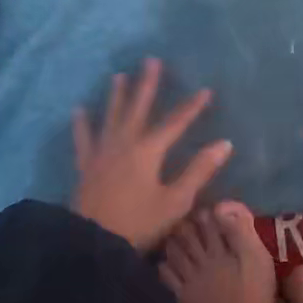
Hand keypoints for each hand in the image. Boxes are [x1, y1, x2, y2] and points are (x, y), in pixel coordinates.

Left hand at [72, 58, 233, 250]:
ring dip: (116, 95)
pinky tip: (78, 110)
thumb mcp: (176, 201)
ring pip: (111, 116)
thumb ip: (198, 171)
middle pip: (138, 108)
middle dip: (147, 85)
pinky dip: (81, 124)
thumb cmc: (139, 223)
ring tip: (119, 75)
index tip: (206, 90)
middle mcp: (124, 143)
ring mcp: (101, 153)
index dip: (192, 107)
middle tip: (151, 60)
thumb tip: (224, 144)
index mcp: (148, 151)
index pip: (175, 123)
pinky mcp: (85, 166)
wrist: (92, 242)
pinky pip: (83, 138)